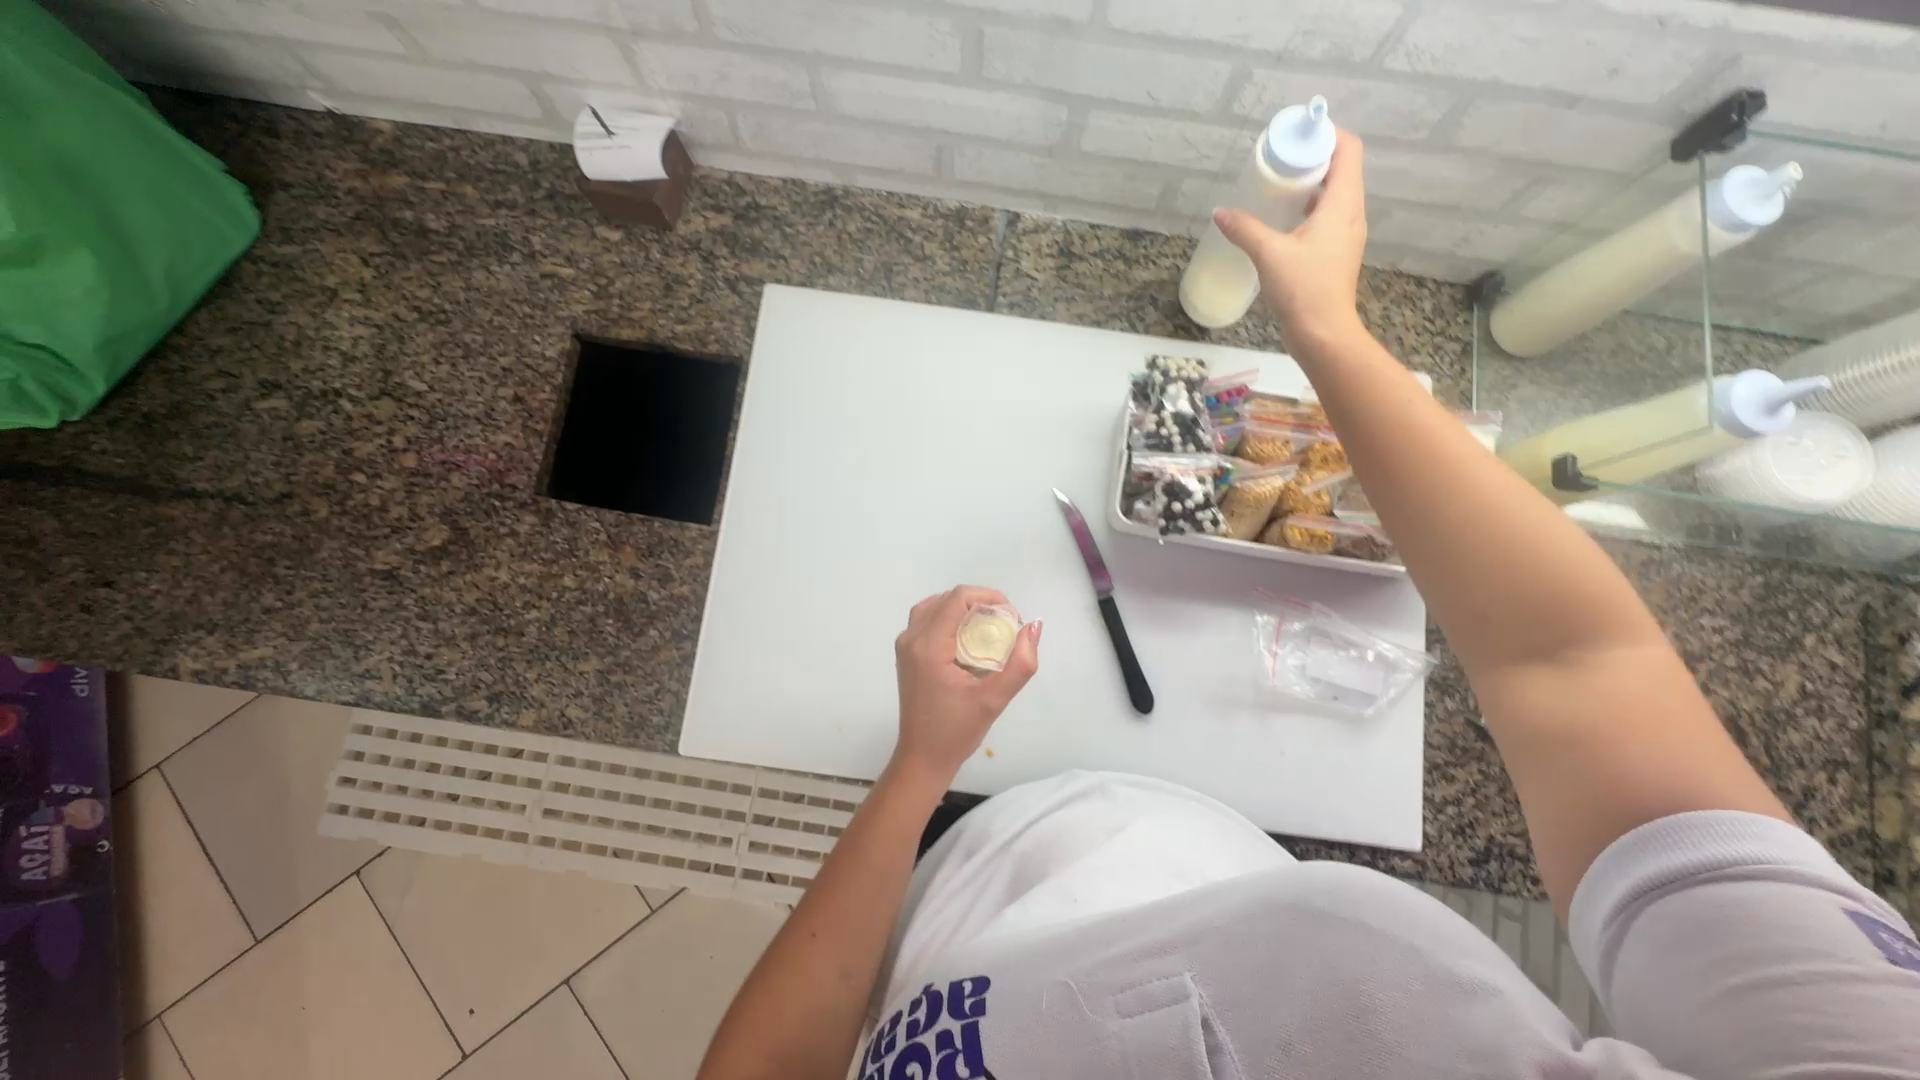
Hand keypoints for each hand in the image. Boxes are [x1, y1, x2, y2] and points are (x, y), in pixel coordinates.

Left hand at [891, 586, 1040, 785]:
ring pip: (934, 607)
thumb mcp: (994, 699)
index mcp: (928, 646)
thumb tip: (1033, 627)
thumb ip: (1020, 664)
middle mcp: (911, 639)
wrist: (923, 757)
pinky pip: (927, 621)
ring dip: (963, 610)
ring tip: (988, 627)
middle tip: (1005, 624)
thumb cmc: (956, 731)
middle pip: (946, 599)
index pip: (958, 598)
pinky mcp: (906, 655)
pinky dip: (949, 620)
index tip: (1012, 617)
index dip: (989, 597)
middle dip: (979, 603)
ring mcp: (905, 646)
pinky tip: (969, 640)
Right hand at [1214, 129, 1368, 352]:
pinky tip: (1284, 219)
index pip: (1348, 150)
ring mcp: (1346, 235)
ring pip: (1335, 194)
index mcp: (1343, 204)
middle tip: (1279, 159)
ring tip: (1279, 186)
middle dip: (1312, 158)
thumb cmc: (1303, 290)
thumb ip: (1244, 229)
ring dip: (1310, 184)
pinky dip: (1309, 208)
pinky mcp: (1337, 253)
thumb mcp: (1268, 254)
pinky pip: (1328, 216)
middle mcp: (1351, 214)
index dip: (1327, 134)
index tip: (1296, 135)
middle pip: (1342, 168)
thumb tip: (1220, 212)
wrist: (1324, 335)